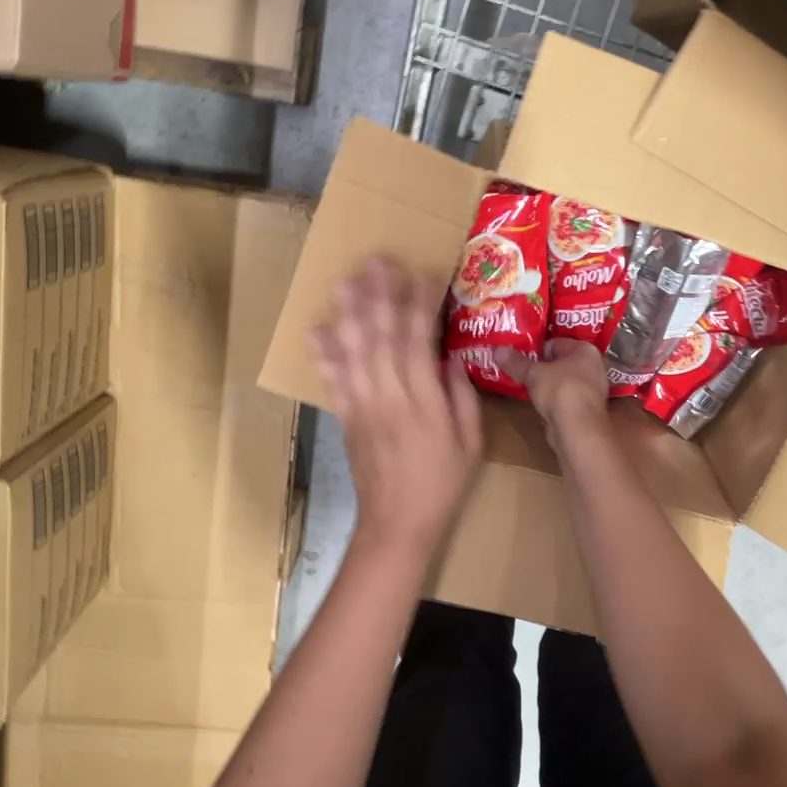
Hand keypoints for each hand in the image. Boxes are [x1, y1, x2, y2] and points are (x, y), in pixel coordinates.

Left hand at [310, 257, 483, 555]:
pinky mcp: (346, 419)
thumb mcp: (471, 442)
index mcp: (425, 401)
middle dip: (380, 296)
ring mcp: (363, 407)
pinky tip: (315, 329)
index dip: (420, 305)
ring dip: (348, 314)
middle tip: (377, 261)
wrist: (397, 525)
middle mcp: (390, 397)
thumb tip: (451, 357)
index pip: (419, 342)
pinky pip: (333, 382)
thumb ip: (462, 397)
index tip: (423, 273)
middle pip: (382, 338)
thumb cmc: (442, 482)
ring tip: (344, 281)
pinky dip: (323, 355)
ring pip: (354, 352)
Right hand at [495, 338, 608, 444]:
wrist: (578, 430)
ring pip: (561, 380)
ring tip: (522, 384)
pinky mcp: (584, 408)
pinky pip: (563, 397)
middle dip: (539, 366)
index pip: (556, 343)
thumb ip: (516, 362)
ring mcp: (591, 389)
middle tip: (516, 368)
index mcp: (586, 350)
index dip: (535, 348)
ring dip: (544, 383)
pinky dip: (551, 398)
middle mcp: (593, 366)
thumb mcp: (534, 373)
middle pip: (559, 362)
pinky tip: (536, 401)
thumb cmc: (560, 390)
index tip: (517, 355)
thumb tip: (498, 349)